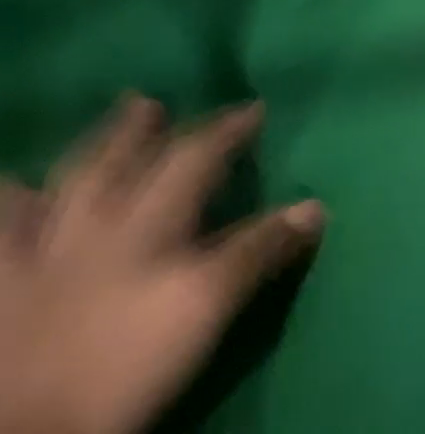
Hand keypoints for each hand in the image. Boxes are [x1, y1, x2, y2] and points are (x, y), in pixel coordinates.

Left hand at [0, 97, 324, 433]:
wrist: (22, 428)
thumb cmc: (125, 361)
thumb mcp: (207, 305)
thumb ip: (257, 252)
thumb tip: (315, 205)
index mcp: (145, 229)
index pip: (195, 163)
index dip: (227, 133)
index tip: (255, 108)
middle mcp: (84, 231)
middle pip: (109, 168)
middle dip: (132, 133)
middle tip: (146, 101)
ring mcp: (25, 264)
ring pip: (30, 201)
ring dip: (47, 174)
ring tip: (53, 152)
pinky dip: (3, 218)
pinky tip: (8, 207)